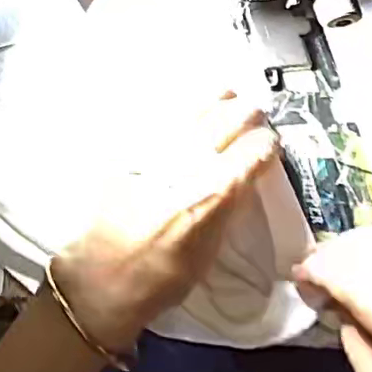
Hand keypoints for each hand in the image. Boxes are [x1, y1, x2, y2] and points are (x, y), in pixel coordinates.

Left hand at [50, 93, 279, 353]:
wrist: (101, 276)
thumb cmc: (160, 278)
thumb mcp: (208, 252)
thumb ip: (223, 211)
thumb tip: (237, 183)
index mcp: (209, 199)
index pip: (248, 157)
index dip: (264, 146)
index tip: (270, 142)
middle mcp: (183, 170)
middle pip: (219, 128)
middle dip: (240, 115)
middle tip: (253, 109)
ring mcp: (152, 157)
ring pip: (187, 118)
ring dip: (209, 103)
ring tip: (224, 93)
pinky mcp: (125, 154)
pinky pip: (155, 122)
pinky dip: (173, 110)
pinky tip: (183, 103)